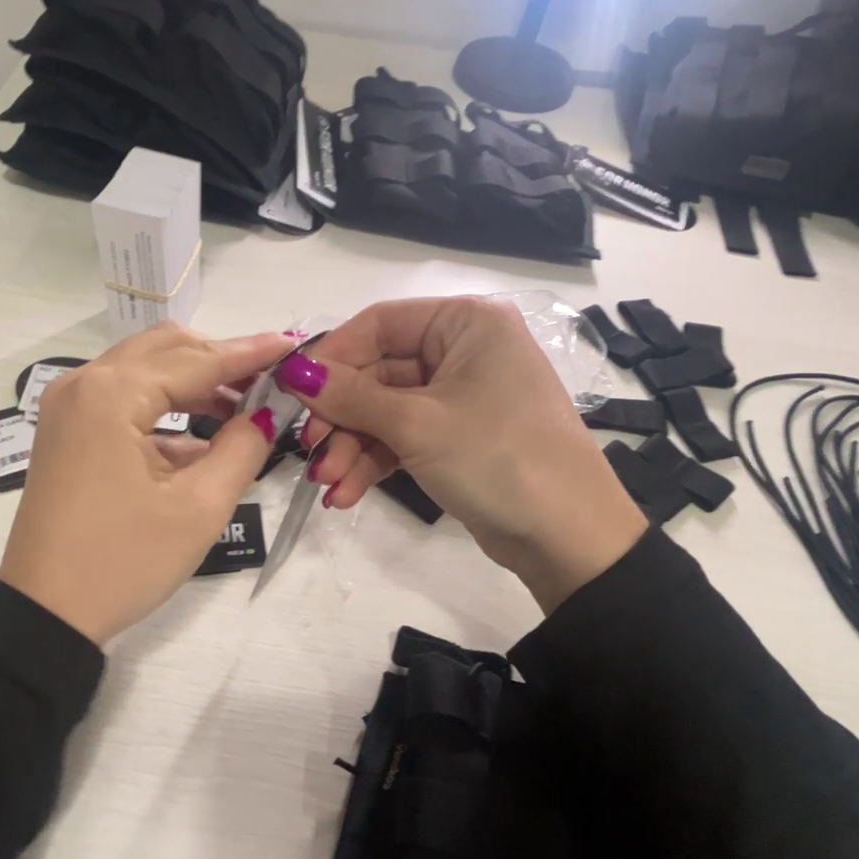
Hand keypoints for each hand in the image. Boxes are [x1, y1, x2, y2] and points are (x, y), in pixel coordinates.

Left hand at [0, 323, 293, 643]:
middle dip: (219, 360)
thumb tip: (265, 413)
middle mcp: (82, 385)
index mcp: (110, 395)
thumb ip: (243, 449)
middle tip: (269, 380)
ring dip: (193, 383)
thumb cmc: (124, 562)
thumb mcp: (199, 508)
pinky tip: (203, 437)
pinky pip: (124, 401)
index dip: (250, 353)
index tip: (294, 344)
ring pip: (143, 371)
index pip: (195, 359)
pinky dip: (165, 408)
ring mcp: (68, 409)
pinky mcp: (66, 434)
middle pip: (165, 349)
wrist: (47, 613)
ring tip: (244, 408)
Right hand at [275, 296, 647, 612]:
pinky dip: (375, 464)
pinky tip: (346, 496)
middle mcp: (464, 351)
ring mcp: (461, 398)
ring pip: (387, 413)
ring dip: (352, 449)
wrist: (566, 535)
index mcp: (466, 323)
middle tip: (309, 452)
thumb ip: (350, 396)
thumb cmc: (498, 458)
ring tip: (328, 486)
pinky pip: (404, 440)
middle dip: (341, 419)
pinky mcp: (457, 440)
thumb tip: (292, 371)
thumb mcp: (417, 424)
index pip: (380, 324)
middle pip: (378, 374)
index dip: (332, 358)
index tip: (292, 393)